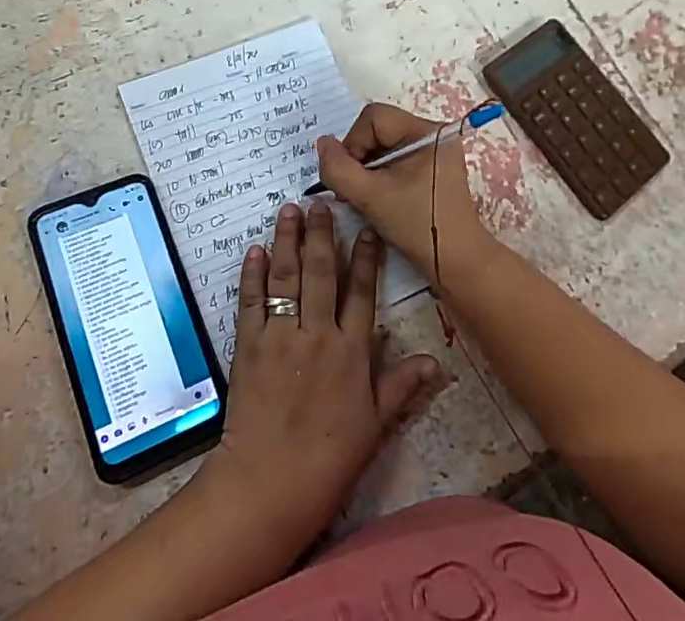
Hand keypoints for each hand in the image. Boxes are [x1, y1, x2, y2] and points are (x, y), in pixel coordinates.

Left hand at [196, 202, 441, 546]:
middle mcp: (317, 334)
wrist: (271, 480)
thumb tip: (436, 363)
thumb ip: (400, 385)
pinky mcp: (248, 344)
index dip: (365, 260)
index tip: (365, 231)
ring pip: (286, 278)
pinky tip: (254, 251)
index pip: (361, 294)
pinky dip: (252, 275)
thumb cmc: (329, 457)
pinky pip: (251, 301)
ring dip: (287, 241)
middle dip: (321, 235)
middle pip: (321, 273)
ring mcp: (280, 336)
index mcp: (351, 351)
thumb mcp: (374, 423)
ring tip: (288, 211)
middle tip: (320, 203)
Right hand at [313, 103, 494, 280]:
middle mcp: (434, 133)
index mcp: (427, 132)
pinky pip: (395, 158)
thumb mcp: (369, 196)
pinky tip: (376, 197)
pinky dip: (379, 174)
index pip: (373, 118)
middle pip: (377, 129)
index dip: (352, 143)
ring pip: (383, 145)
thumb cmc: (417, 225)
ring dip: (366, 168)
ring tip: (363, 195)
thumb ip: (338, 168)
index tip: (350, 177)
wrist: (457, 261)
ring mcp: (434, 151)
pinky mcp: (432, 167)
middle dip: (358, 157)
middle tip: (352, 189)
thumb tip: (322, 143)